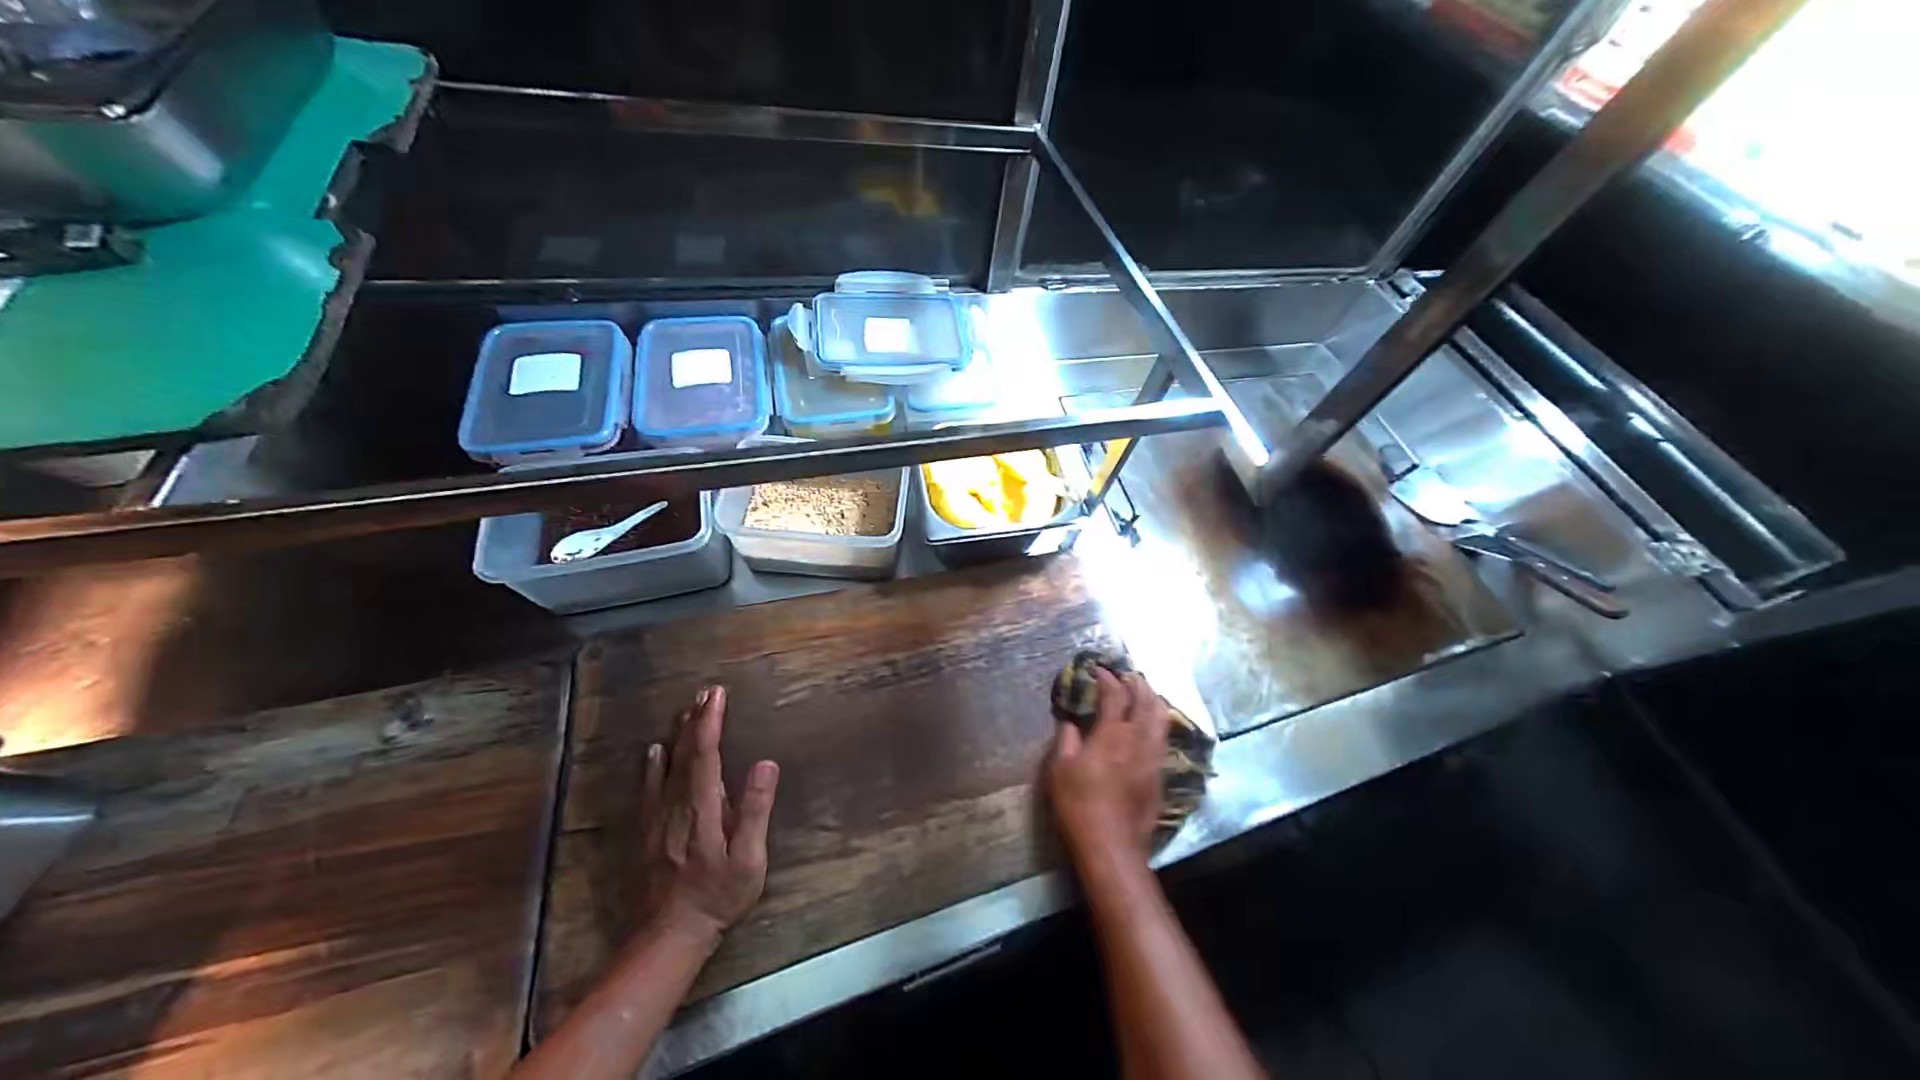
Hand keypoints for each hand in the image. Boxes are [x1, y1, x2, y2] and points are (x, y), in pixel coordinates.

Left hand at [634, 685, 779, 941]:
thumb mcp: (749, 859)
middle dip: (696, 720)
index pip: (706, 754)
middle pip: (684, 753)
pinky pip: (649, 788)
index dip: (711, 722)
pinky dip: (653, 765)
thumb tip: (765, 764)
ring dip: (678, 735)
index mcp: (703, 808)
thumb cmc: (718, 896)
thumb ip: (755, 810)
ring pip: (666, 766)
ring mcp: (658, 818)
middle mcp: (676, 806)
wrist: (668, 935)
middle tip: (706, 692)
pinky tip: (655, 751)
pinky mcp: (648, 831)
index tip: (718, 695)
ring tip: (687, 710)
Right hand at [1046, 669, 1168, 868]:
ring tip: (1142, 693)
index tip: (1098, 670)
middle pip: (1147, 700)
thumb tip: (1071, 722)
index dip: (1107, 678)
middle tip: (1126, 675)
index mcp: (1112, 733)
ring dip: (1152, 699)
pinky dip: (1156, 721)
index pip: (1115, 694)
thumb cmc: (1079, 804)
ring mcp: (1154, 757)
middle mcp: (1139, 739)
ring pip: (1161, 718)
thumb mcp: (1060, 768)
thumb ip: (1067, 738)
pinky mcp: (1160, 775)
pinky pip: (1163, 737)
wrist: (1111, 845)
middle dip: (1137, 683)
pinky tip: (1148, 725)